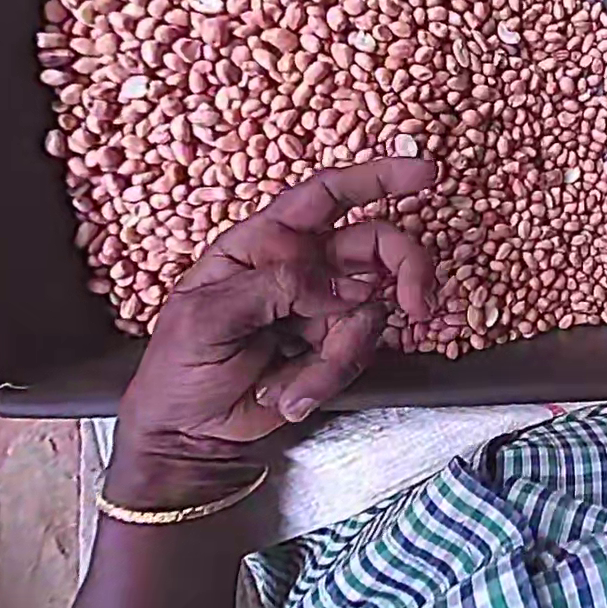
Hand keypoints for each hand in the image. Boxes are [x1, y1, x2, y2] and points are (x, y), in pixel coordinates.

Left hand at [107, 158, 438, 509]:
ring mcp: (327, 304)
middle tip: (420, 304)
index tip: (426, 172)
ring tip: (296, 386)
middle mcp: (306, 264)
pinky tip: (292, 395)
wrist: (191, 434)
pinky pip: (362, 349)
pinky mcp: (339, 343)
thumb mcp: (206, 317)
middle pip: (377, 244)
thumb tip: (344, 288)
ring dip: (343, 352)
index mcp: (266, 242)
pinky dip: (332, 376)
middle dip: (407, 269)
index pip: (328, 194)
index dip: (378, 177)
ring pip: (374, 308)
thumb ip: (273, 287)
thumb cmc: (180, 367)